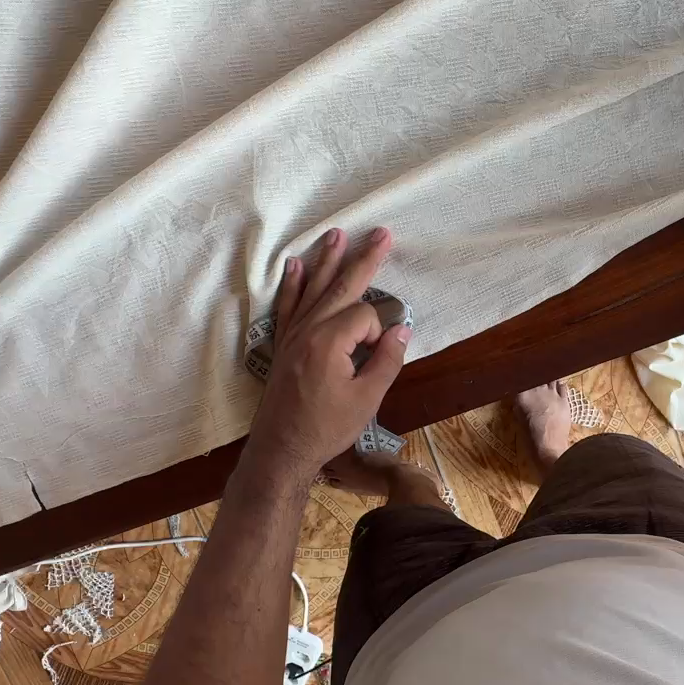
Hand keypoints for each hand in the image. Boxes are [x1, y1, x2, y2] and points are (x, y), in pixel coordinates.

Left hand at [244, 227, 410, 478]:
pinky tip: (295, 265)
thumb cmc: (327, 428)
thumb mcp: (368, 399)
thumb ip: (387, 360)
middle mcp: (308, 330)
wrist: (282, 450)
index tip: (375, 359)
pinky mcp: (283, 344)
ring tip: (337, 234)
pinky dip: (293, 284)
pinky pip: (289, 305)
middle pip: (340, 287)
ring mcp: (292, 335)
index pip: (365, 316)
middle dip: (363, 259)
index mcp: (329, 342)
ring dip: (328, 261)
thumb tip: (402, 329)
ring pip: (313, 289)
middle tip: (381, 234)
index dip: (378, 334)